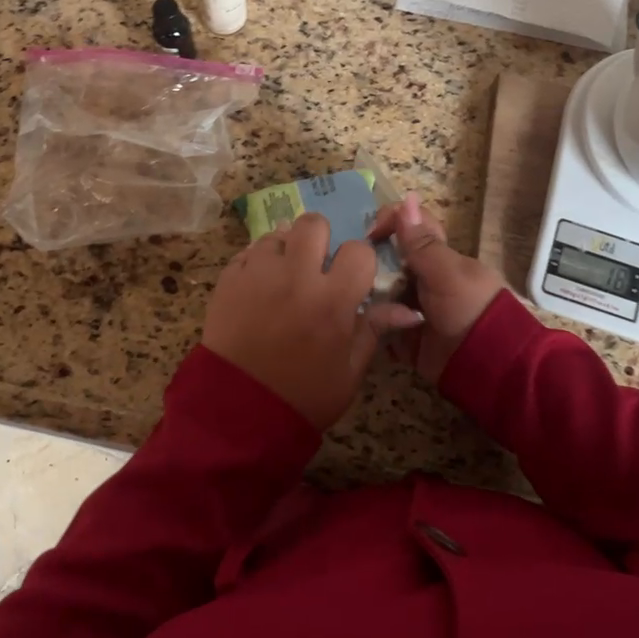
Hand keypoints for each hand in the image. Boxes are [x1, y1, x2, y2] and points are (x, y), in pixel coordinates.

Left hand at [202, 213, 422, 429]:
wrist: (239, 413)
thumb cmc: (303, 396)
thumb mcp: (349, 372)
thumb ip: (375, 331)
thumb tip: (409, 311)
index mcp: (333, 299)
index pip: (358, 250)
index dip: (358, 261)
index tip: (351, 278)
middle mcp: (296, 276)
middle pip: (313, 224)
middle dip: (320, 239)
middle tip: (316, 265)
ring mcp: (258, 274)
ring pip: (277, 234)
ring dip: (285, 250)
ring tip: (284, 276)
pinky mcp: (229, 279)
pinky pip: (248, 252)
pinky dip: (257, 263)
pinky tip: (260, 286)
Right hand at [368, 193, 506, 384]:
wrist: (486, 366)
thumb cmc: (471, 310)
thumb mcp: (446, 273)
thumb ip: (422, 242)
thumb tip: (407, 197)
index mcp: (438, 258)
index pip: (409, 227)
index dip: (390, 222)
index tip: (370, 235)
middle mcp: (422, 279)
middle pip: (386, 261)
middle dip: (370, 265)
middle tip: (353, 273)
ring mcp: (411, 309)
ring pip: (379, 293)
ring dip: (371, 299)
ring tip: (364, 306)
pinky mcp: (404, 338)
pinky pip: (379, 327)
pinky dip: (374, 327)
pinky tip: (367, 326)